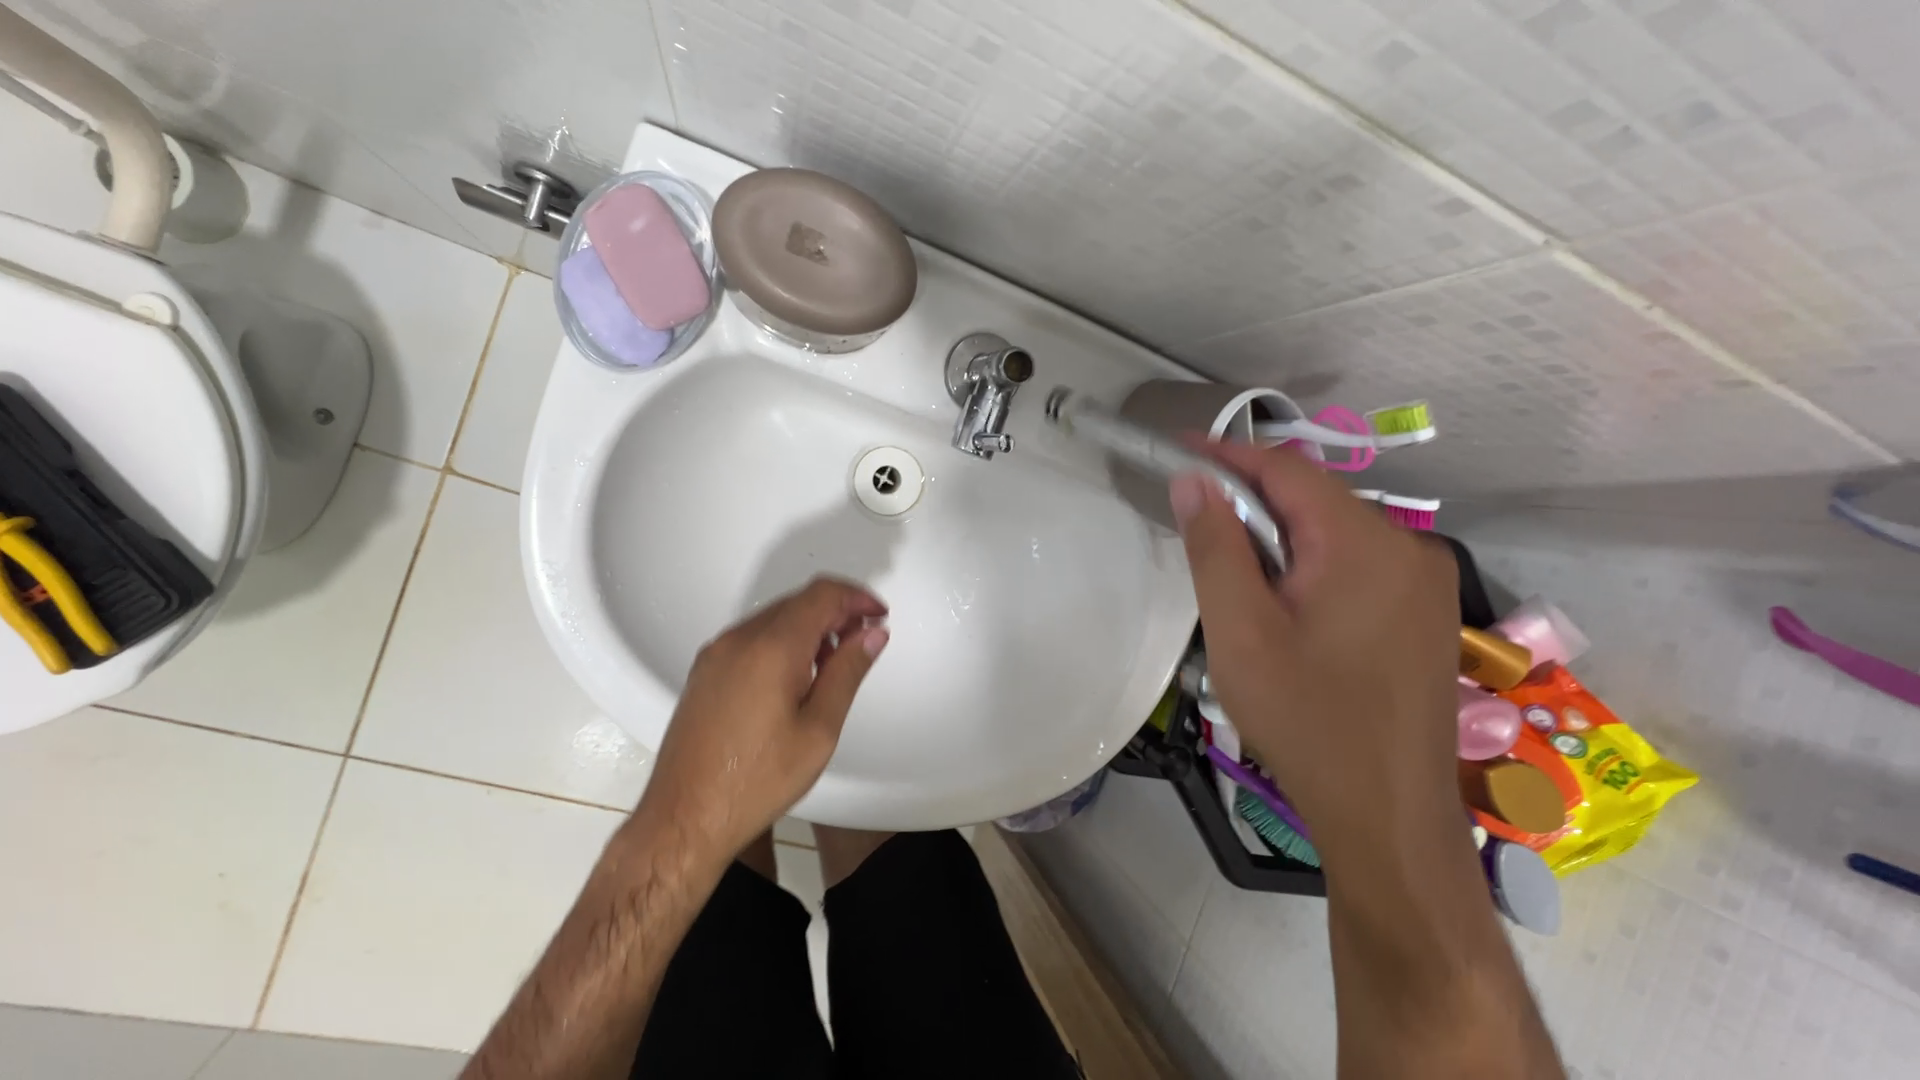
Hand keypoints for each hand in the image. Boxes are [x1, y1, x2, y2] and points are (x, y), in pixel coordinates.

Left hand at [637, 577, 889, 861]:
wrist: (686, 816)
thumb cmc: (757, 780)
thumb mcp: (819, 729)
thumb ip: (848, 672)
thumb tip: (872, 634)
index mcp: (771, 648)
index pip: (822, 595)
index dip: (856, 597)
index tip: (879, 614)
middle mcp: (738, 640)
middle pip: (797, 602)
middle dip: (836, 612)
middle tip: (864, 641)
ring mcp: (716, 654)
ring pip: (774, 619)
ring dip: (810, 628)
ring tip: (834, 665)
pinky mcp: (704, 672)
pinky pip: (752, 639)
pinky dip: (782, 642)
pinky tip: (797, 677)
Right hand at [1169, 442, 1459, 857]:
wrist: (1388, 815)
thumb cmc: (1307, 722)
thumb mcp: (1241, 633)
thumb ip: (1215, 548)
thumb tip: (1192, 482)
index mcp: (1363, 544)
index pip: (1288, 470)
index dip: (1229, 455)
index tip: (1178, 452)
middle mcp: (1408, 548)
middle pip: (1316, 500)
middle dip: (1254, 503)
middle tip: (1199, 528)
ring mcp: (1426, 584)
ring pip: (1338, 534)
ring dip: (1284, 540)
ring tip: (1238, 581)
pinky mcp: (1428, 616)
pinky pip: (1361, 566)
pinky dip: (1315, 567)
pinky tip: (1289, 611)